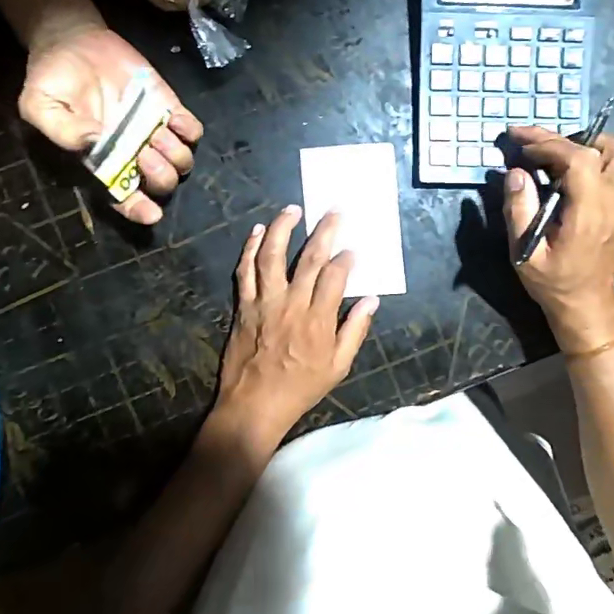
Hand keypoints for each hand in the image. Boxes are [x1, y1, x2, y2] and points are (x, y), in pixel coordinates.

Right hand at [17, 26, 202, 224]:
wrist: (71, 42)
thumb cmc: (52, 80)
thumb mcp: (39, 105)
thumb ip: (60, 130)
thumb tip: (91, 142)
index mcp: (102, 162)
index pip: (125, 198)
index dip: (140, 210)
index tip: (151, 214)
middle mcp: (132, 153)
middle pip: (161, 184)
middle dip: (159, 176)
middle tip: (143, 153)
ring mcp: (152, 131)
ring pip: (182, 162)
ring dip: (176, 155)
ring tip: (157, 135)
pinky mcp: (167, 108)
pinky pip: (192, 131)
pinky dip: (190, 131)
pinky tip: (174, 120)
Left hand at [214, 207, 377, 446]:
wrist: (254, 404)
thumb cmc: (301, 388)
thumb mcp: (338, 366)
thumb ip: (354, 331)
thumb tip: (371, 300)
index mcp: (318, 319)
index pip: (335, 276)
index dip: (346, 258)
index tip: (352, 249)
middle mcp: (292, 303)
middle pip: (310, 258)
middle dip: (324, 231)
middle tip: (334, 211)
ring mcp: (264, 301)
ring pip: (272, 255)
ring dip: (283, 228)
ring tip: (292, 209)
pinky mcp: (243, 305)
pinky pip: (244, 271)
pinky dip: (250, 248)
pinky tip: (258, 231)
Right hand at [501, 125, 613, 352]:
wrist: (585, 303)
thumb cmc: (552, 281)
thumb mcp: (524, 252)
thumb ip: (519, 210)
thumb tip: (515, 173)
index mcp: (589, 212)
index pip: (580, 158)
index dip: (549, 143)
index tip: (521, 143)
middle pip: (608, 147)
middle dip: (567, 139)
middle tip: (536, 146)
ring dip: (593, 146)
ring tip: (561, 156)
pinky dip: (605, 160)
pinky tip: (580, 172)